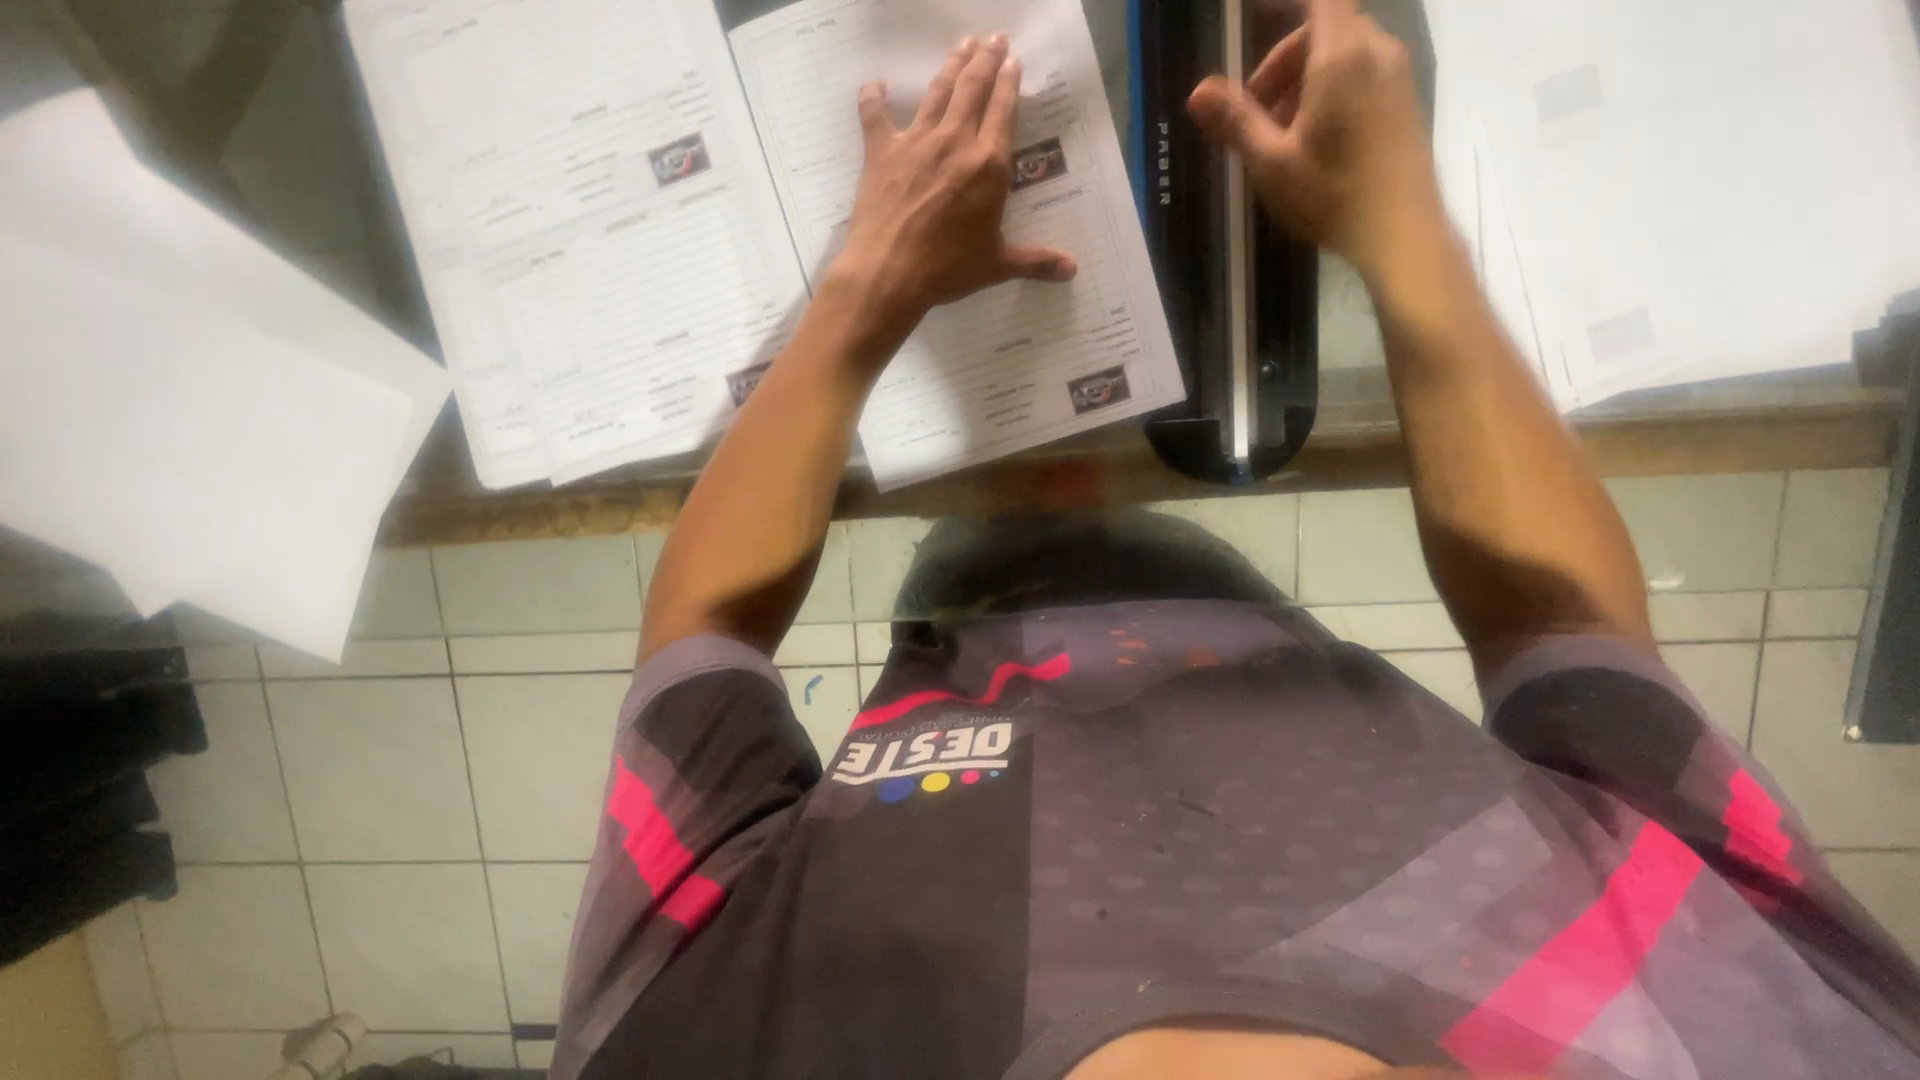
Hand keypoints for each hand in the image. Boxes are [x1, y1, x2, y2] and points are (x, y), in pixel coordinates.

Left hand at [828, 35, 1077, 339]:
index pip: (1004, 110)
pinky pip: (874, 114)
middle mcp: (956, 142)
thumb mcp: (997, 265)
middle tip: (993, 38)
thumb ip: (1035, 261)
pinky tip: (876, 84)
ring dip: (951, 65)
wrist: (889, 273)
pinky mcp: (881, 151)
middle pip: (973, 87)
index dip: (1010, 82)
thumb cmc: (948, 269)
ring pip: (937, 91)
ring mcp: (916, 142)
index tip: (1013, 61)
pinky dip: (874, 96)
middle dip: (986, 59)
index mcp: (989, 164)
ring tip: (961, 45)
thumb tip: (1071, 270)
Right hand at [1186, 0, 1442, 274]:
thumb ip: (1236, 121)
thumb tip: (1197, 91)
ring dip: (1306, 78)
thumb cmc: (1331, 194)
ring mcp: (1397, 75)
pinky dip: (1332, 89)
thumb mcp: (1271, 163)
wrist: (1400, 232)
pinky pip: (1363, 72)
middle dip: (1284, 60)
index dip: (1284, 3)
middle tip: (1256, 108)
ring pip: (1344, 52)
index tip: (1253, 14)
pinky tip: (1315, 140)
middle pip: (1325, 27)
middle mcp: (1376, 52)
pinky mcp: (1404, 101)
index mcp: (1342, 56)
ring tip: (1282, 132)